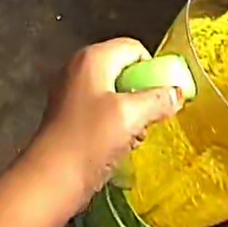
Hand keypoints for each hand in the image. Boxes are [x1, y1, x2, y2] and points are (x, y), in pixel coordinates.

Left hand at [22, 39, 184, 205]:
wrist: (50, 178)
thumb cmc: (89, 140)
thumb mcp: (130, 117)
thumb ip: (157, 100)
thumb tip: (177, 92)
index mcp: (93, 57)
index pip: (134, 48)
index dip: (152, 70)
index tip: (161, 97)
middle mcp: (80, 64)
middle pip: (123, 68)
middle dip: (141, 92)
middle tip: (147, 120)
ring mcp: (70, 86)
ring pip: (113, 89)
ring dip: (128, 110)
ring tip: (132, 136)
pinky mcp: (67, 109)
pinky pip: (99, 105)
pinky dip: (112, 119)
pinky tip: (115, 144)